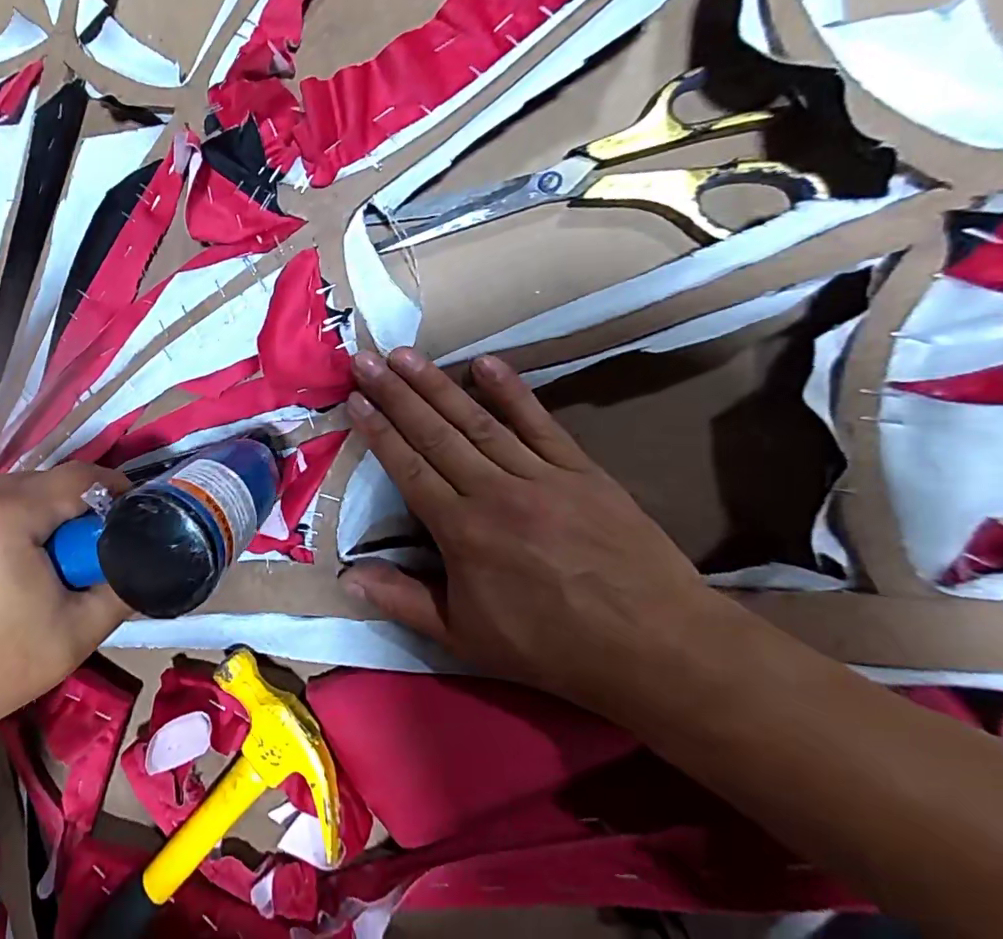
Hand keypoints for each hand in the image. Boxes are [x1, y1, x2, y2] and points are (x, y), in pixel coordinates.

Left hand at [0, 464, 132, 764]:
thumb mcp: (69, 639)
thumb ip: (118, 588)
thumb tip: (138, 562)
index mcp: (0, 511)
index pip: (83, 478)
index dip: (117, 499)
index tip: (128, 531)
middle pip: (41, 488)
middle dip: (66, 524)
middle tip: (66, 578)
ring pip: (6, 498)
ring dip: (28, 528)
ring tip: (17, 588)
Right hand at [341, 347, 727, 707]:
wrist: (655, 645)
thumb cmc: (551, 646)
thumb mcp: (465, 638)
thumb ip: (404, 600)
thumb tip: (347, 576)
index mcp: (462, 532)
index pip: (409, 469)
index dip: (379, 432)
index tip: (355, 399)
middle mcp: (494, 493)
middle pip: (435, 434)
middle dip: (396, 394)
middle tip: (366, 359)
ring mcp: (540, 477)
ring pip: (478, 421)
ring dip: (438, 385)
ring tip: (407, 355)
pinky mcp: (581, 471)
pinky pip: (540, 424)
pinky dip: (512, 392)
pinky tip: (487, 362)